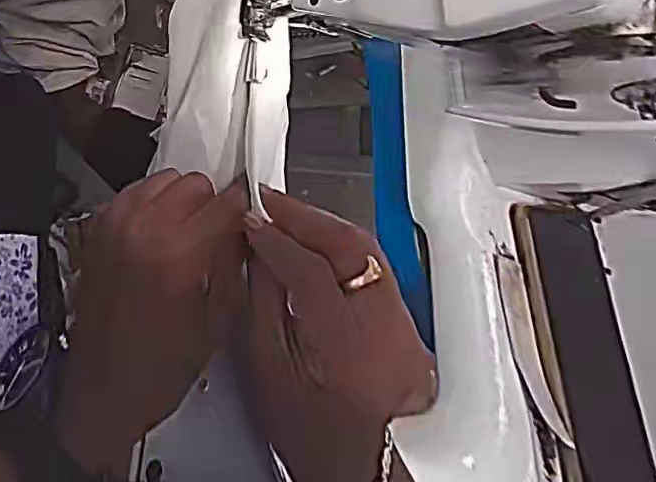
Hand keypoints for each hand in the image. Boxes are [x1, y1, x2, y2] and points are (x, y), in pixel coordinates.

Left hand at [53, 171, 246, 471]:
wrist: (100, 392)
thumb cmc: (152, 370)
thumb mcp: (214, 321)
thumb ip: (233, 263)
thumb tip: (244, 229)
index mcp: (178, 255)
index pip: (226, 201)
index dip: (242, 209)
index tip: (245, 216)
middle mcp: (144, 230)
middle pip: (196, 183)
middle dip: (211, 206)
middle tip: (213, 233)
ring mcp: (117, 224)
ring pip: (166, 179)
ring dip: (181, 200)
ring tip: (183, 233)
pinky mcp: (99, 227)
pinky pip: (137, 191)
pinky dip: (152, 203)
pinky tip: (157, 232)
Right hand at [237, 188, 435, 481]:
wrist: (369, 470)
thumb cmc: (319, 440)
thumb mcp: (269, 372)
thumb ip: (261, 304)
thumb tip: (257, 254)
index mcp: (343, 343)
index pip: (306, 267)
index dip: (272, 237)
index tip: (249, 222)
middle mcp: (381, 324)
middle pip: (344, 243)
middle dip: (301, 214)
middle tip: (267, 199)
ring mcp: (400, 320)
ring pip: (363, 245)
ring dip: (322, 222)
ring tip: (288, 212)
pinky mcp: (406, 320)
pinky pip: (372, 259)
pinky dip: (342, 240)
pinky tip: (319, 237)